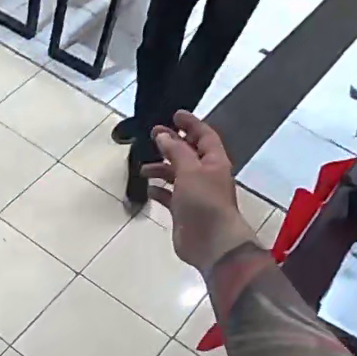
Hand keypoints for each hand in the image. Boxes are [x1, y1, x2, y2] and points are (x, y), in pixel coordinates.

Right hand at [142, 111, 257, 269]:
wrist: (211, 241)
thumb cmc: (204, 202)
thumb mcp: (190, 171)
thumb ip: (175, 152)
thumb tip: (162, 135)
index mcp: (214, 162)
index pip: (203, 136)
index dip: (190, 124)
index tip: (174, 115)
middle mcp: (205, 174)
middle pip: (188, 154)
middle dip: (171, 144)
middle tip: (152, 136)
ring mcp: (194, 193)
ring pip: (176, 174)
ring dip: (161, 168)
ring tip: (142, 168)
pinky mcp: (182, 210)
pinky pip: (168, 194)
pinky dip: (158, 189)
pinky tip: (148, 188)